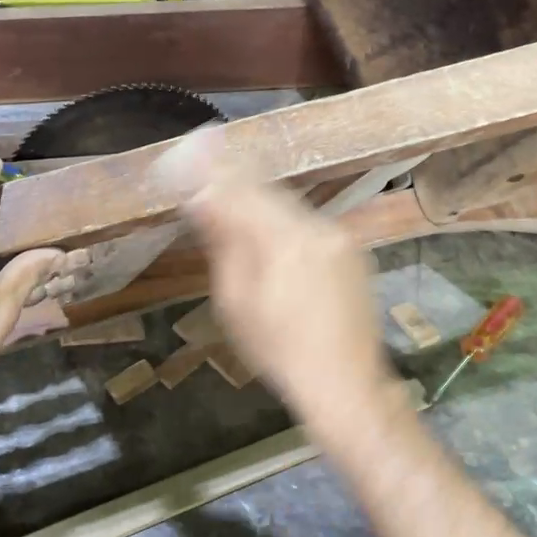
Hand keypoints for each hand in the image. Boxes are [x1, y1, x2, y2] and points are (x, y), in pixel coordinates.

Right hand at [160, 130, 406, 432]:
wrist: (347, 385)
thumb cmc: (278, 351)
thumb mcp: (235, 302)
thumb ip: (223, 244)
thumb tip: (202, 200)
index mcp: (283, 240)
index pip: (239, 189)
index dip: (210, 169)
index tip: (187, 151)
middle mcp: (315, 226)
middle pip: (265, 189)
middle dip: (232, 175)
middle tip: (203, 154)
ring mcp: (337, 236)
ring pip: (286, 204)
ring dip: (256, 196)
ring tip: (227, 186)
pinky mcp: (350, 249)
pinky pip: (305, 221)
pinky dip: (279, 216)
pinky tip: (264, 223)